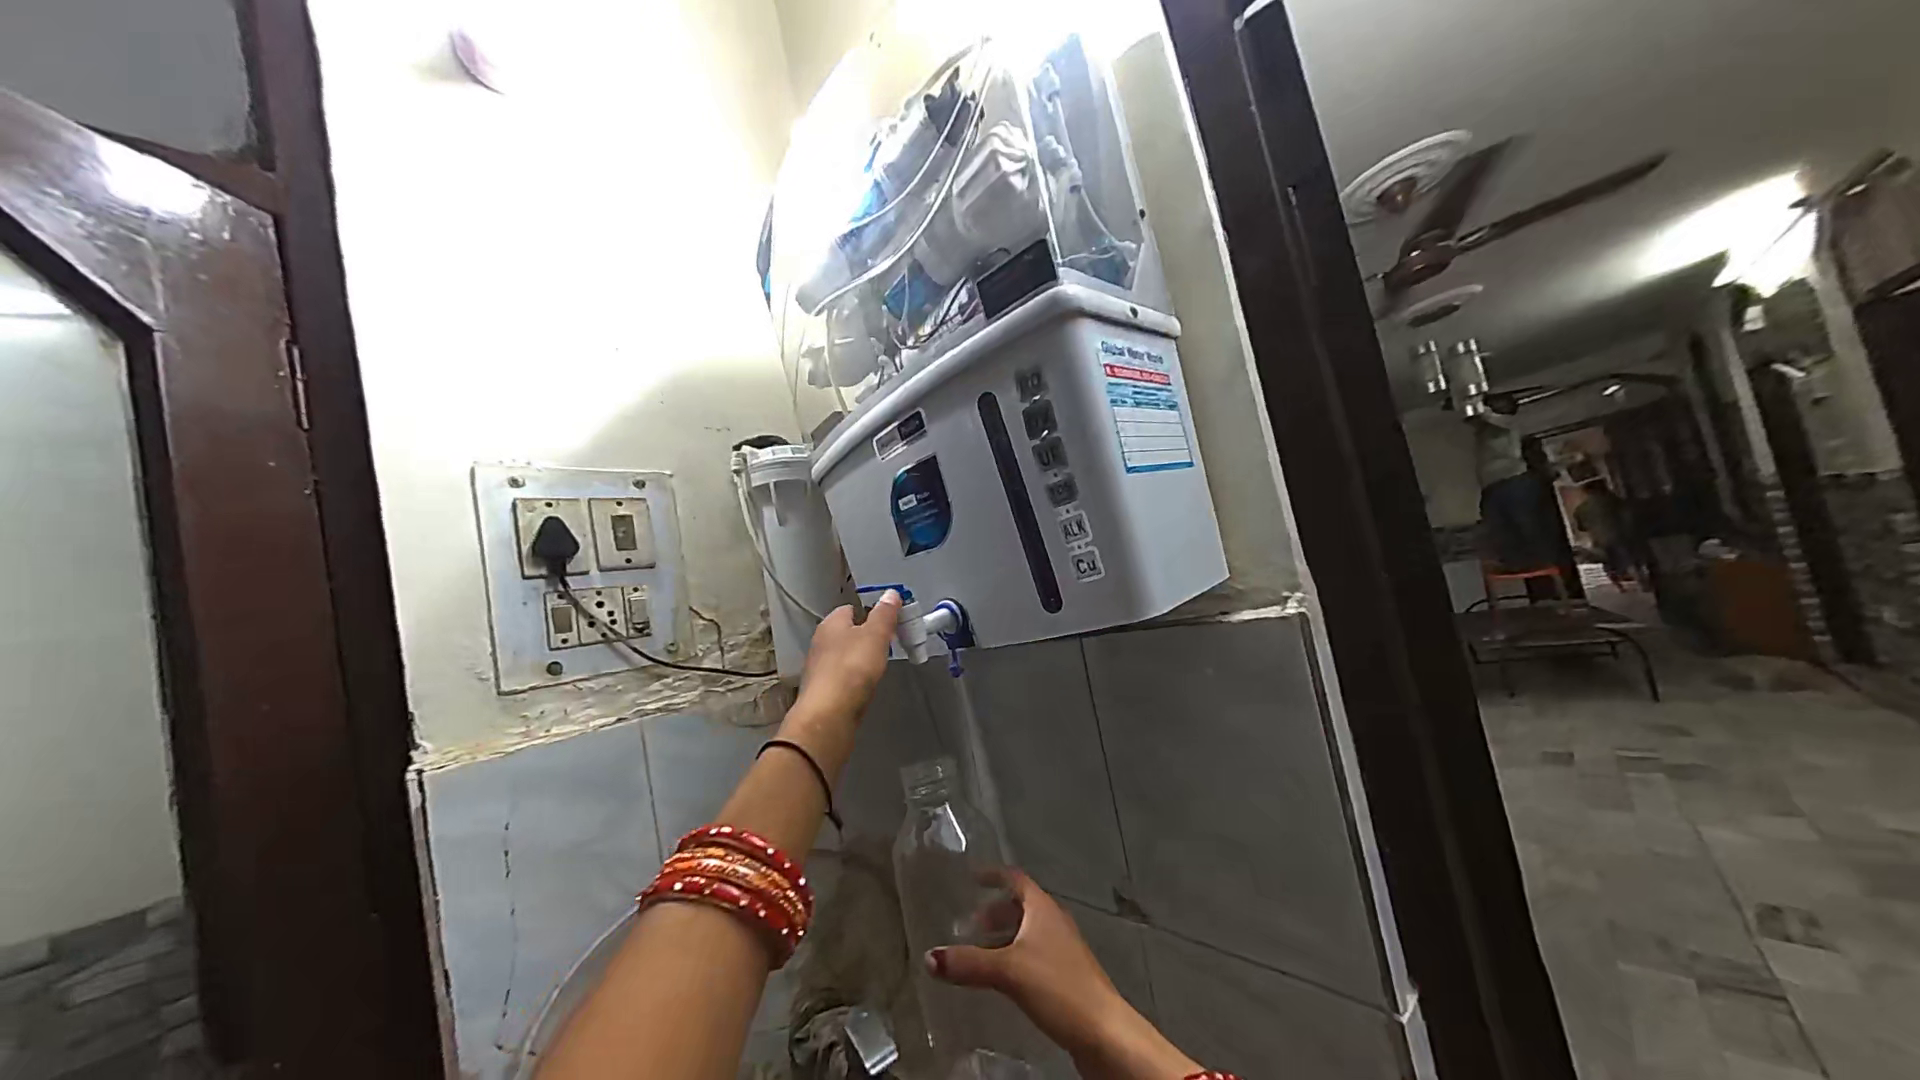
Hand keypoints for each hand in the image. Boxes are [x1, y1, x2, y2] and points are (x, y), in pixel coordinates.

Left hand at [791, 590, 900, 733]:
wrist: (829, 714)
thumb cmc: (852, 668)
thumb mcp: (876, 636)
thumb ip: (884, 614)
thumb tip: (890, 593)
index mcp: (831, 623)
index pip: (852, 608)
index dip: (872, 612)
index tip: (890, 621)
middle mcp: (821, 641)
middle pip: (848, 631)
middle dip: (867, 636)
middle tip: (888, 644)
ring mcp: (819, 666)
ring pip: (845, 654)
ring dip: (861, 658)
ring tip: (879, 666)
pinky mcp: (823, 690)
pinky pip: (843, 676)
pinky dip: (855, 678)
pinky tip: (865, 685)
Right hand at [925, 871, 1121, 1054]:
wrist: (1104, 1033)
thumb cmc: (1058, 986)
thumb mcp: (1007, 971)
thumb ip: (968, 963)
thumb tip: (929, 957)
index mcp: (1043, 909)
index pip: (1016, 878)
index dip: (994, 875)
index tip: (973, 876)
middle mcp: (1055, 923)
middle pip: (1023, 906)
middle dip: (997, 912)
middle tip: (972, 924)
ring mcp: (1064, 950)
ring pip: (1029, 933)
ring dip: (1006, 937)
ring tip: (982, 954)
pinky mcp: (1068, 977)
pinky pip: (1036, 956)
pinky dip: (1016, 958)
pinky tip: (1004, 981)